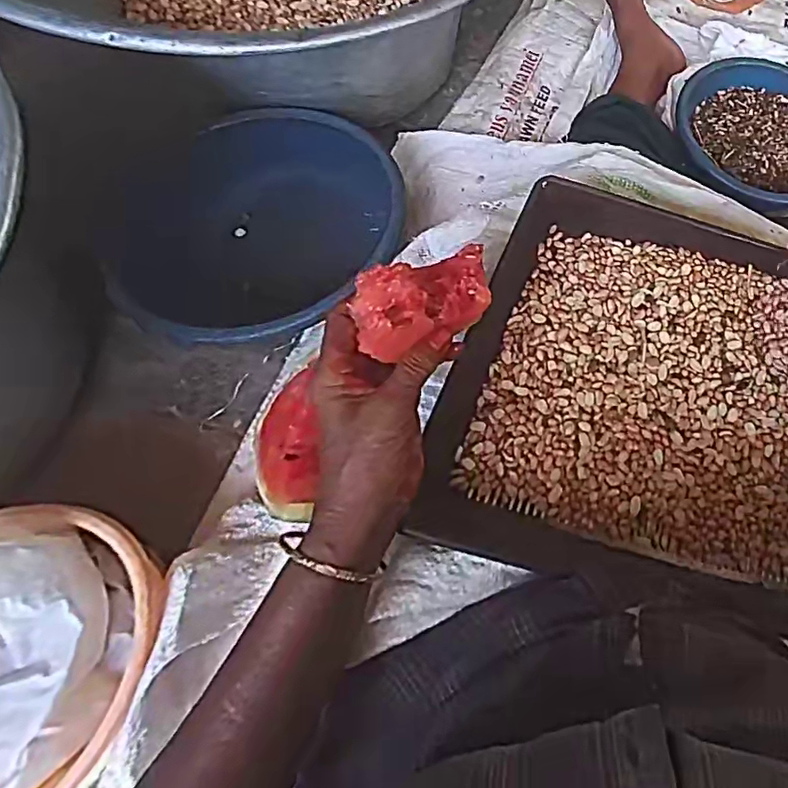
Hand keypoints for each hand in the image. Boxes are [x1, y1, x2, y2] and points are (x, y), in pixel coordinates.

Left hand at [304, 306, 452, 569]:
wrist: (369, 509)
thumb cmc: (362, 464)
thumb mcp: (389, 407)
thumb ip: (414, 366)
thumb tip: (440, 332)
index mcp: (335, 373)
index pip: (344, 321)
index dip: (366, 297)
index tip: (395, 278)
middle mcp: (352, 376)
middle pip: (375, 332)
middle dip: (401, 312)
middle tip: (430, 291)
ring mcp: (376, 389)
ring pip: (397, 350)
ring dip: (419, 333)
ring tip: (446, 312)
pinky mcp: (396, 403)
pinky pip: (413, 369)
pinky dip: (431, 356)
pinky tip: (452, 346)